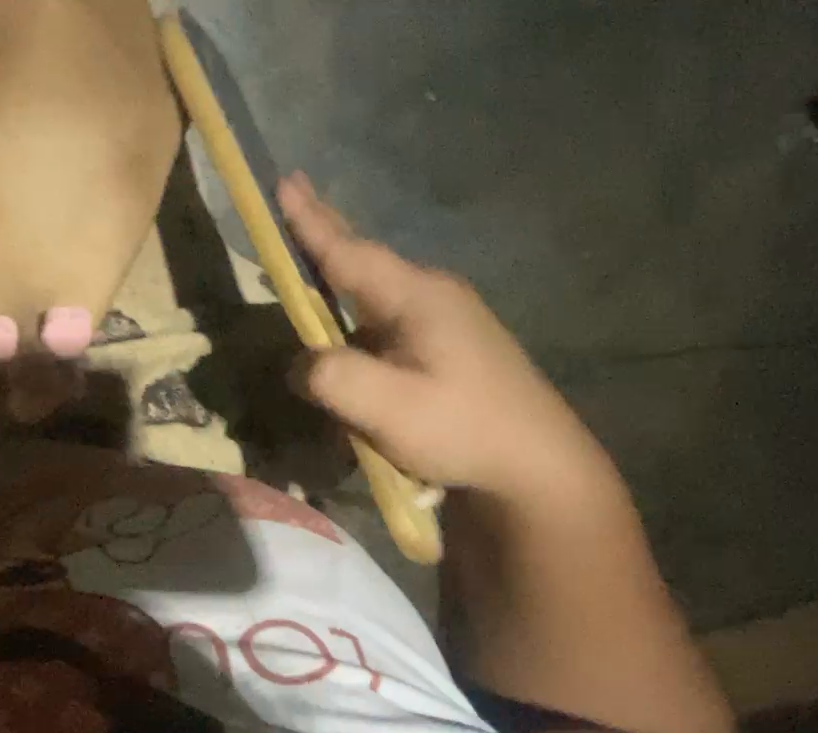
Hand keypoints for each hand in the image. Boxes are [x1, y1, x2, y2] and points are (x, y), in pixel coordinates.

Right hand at [278, 173, 612, 503]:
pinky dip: (353, 332)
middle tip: (291, 201)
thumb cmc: (463, 429)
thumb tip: (299, 363)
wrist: (535, 466)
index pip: (350, 252)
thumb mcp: (388, 409)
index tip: (283, 182)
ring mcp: (441, 323)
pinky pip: (383, 330)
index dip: (310, 223)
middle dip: (323, 237)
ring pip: (370, 302)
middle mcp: (430, 298)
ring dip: (334, 295)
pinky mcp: (444, 350)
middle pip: (362, 263)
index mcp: (417, 298)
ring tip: (303, 283)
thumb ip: (333, 378)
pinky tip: (343, 352)